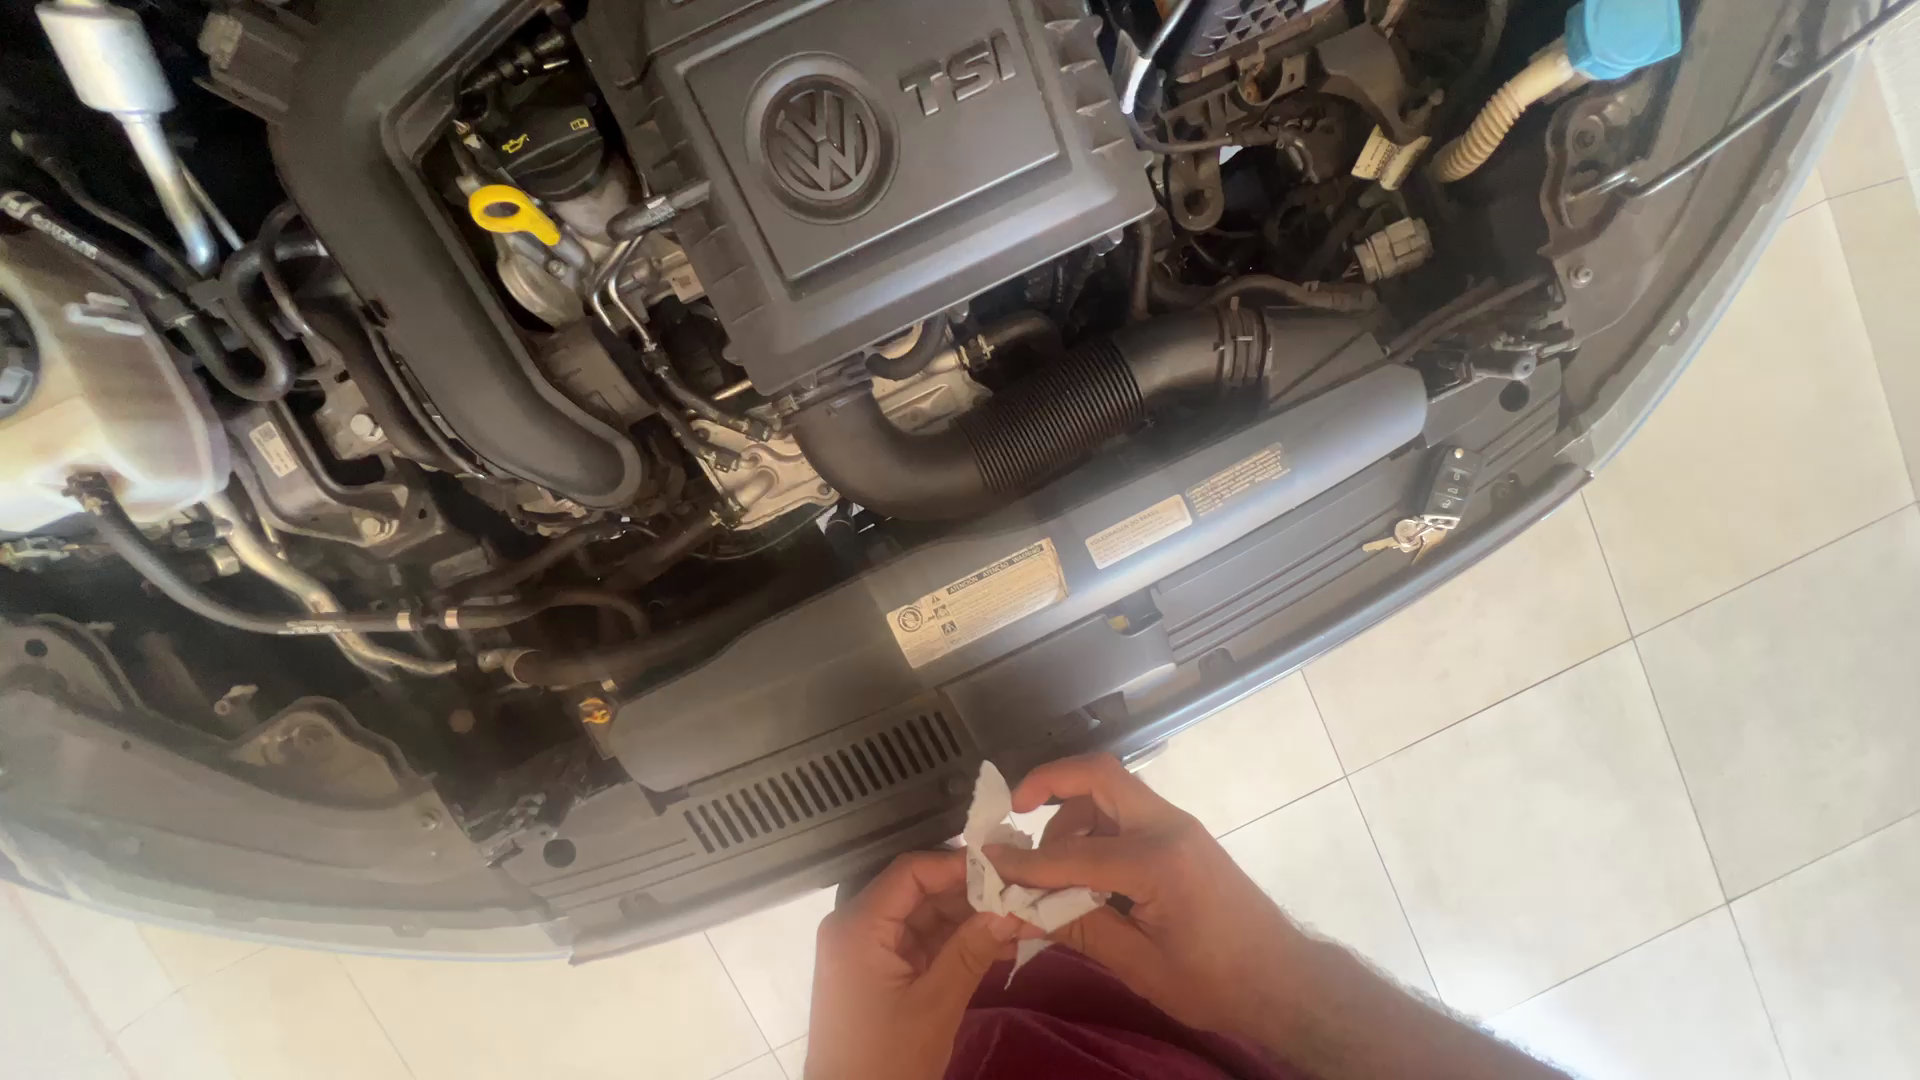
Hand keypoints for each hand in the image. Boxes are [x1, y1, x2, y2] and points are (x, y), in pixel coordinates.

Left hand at [806, 850, 1024, 1079]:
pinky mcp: (878, 971)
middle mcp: (856, 925)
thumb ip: (972, 949)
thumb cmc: (885, 1064)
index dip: (957, 864)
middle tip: (1016, 896)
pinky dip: (953, 944)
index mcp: (858, 924)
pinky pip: (919, 942)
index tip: (1002, 869)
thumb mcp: (935, 1006)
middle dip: (969, 894)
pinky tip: (996, 947)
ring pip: (923, 915)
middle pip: (919, 891)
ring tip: (1016, 923)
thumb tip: (1012, 906)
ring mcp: (866, 949)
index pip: (911, 870)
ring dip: (967, 920)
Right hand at [986, 753, 1312, 1040]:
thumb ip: (1076, 926)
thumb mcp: (1140, 964)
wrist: (1285, 982)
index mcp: (1159, 860)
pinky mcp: (1178, 835)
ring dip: (1072, 813)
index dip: (1028, 863)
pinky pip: (1125, 812)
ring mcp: (1175, 825)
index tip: (989, 862)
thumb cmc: (1216, 981)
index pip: (1075, 853)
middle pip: (1099, 774)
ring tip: (1052, 865)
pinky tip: (1084, 869)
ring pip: (1110, 790)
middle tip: (1017, 809)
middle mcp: (1167, 825)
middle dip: (1051, 782)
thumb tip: (1016, 910)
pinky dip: (1094, 827)